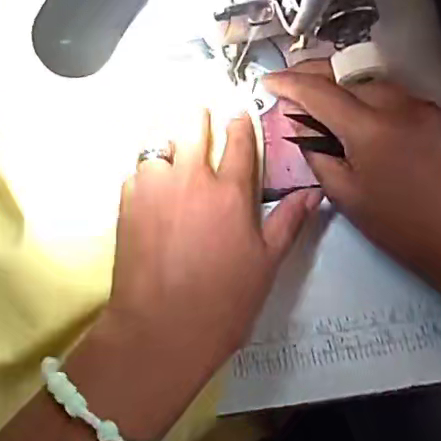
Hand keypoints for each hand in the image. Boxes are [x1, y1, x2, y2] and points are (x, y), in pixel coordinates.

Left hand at [80, 110, 319, 432]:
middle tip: (201, 113)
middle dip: (198, 116)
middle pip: (192, 127)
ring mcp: (154, 188)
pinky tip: (150, 180)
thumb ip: (289, 222)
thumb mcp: (267, 262)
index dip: (239, 122)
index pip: (238, 140)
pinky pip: (136, 172)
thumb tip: (314, 193)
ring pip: (158, 142)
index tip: (238, 112)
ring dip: (168, 138)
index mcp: (230, 191)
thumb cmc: (224, 300)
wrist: (162, 328)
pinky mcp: (126, 203)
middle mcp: (191, 178)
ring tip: (172, 143)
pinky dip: (146, 169)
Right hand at [263, 67, 440, 293]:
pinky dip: (372, 99)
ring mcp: (423, 106)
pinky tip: (363, 117)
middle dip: (314, 74)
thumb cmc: (396, 224)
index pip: (320, 91)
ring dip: (344, 85)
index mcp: (370, 129)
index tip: (268, 80)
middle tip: (290, 85)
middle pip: (347, 76)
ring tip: (323, 101)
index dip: (289, 82)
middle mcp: (398, 106)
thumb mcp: (344, 193)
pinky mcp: (440, 114)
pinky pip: (397, 96)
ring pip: (372, 81)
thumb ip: (315, 152)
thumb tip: (299, 123)